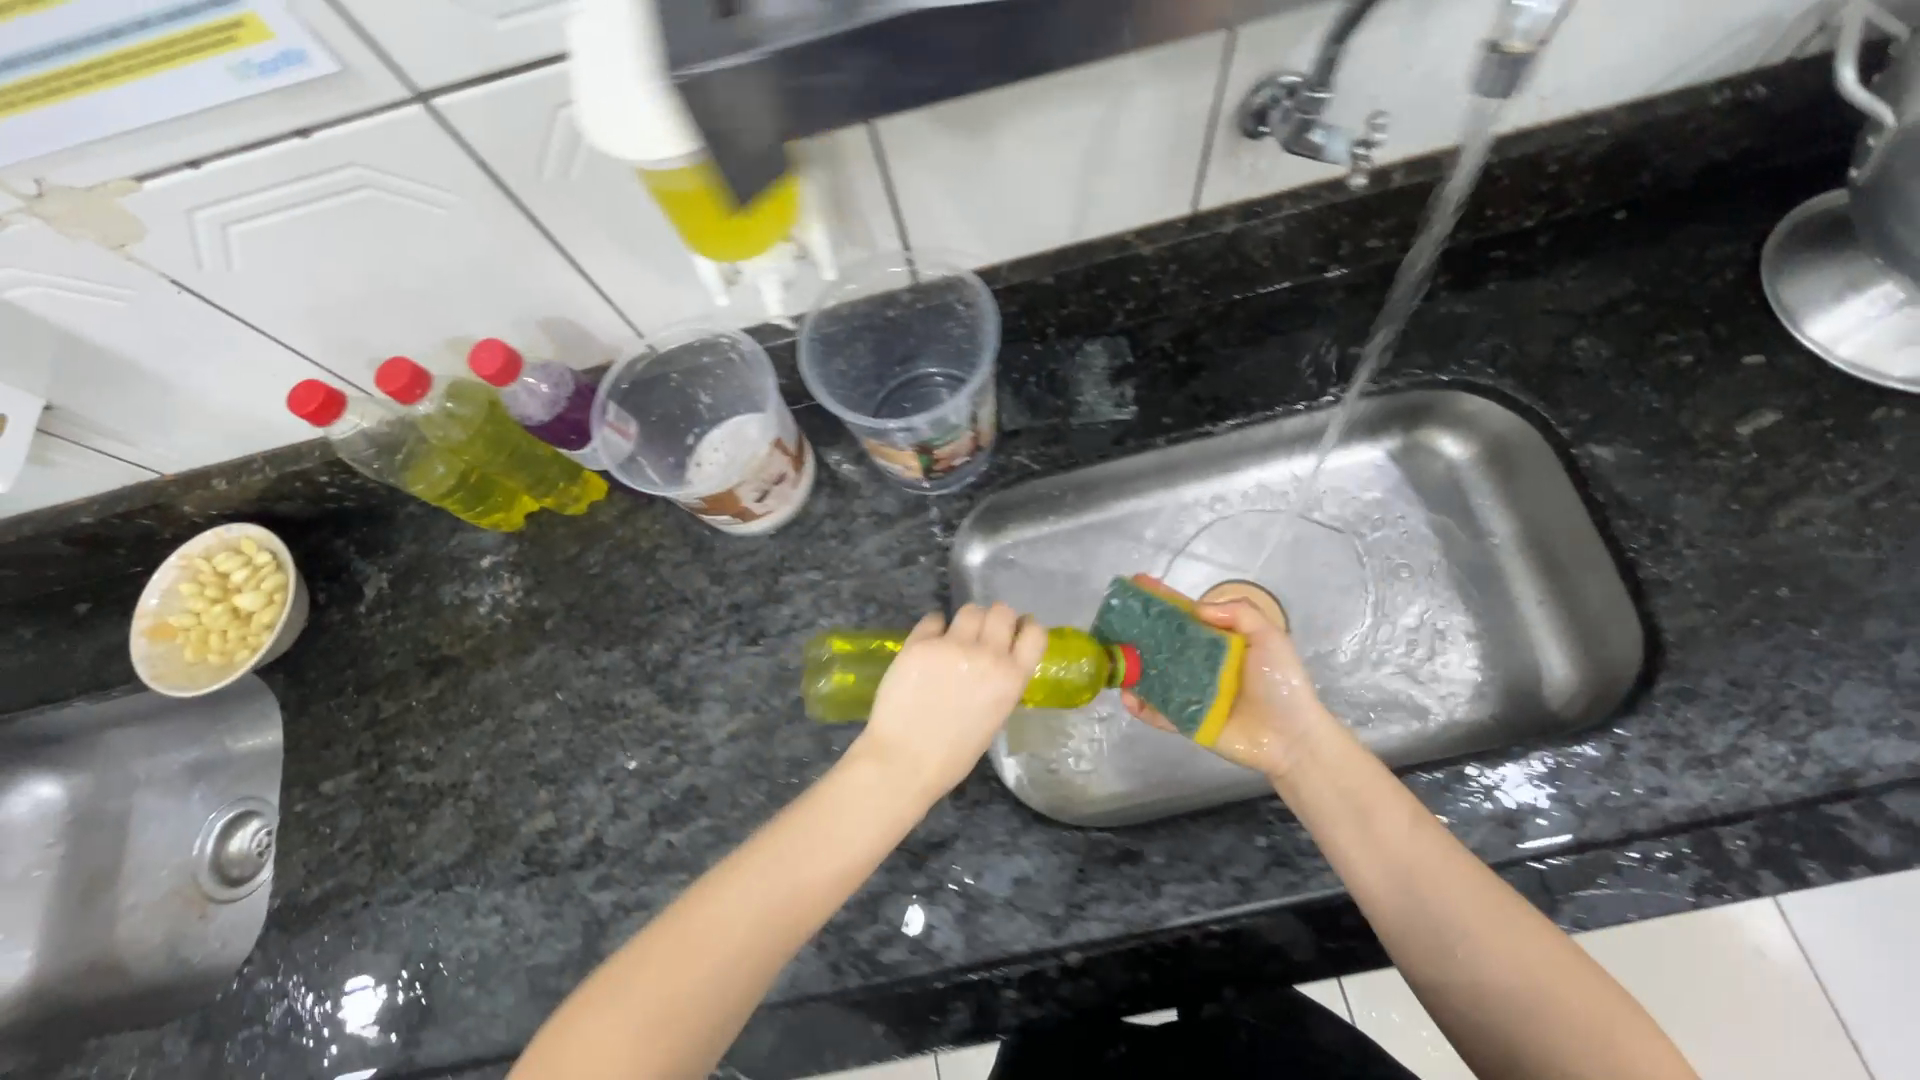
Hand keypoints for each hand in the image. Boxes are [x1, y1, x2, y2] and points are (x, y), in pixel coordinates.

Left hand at [850, 603, 1047, 802]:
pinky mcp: (920, 643)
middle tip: (982, 633)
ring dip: (966, 620)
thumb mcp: (994, 718)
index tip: (1015, 630)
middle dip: (995, 618)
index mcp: (1011, 679)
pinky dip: (934, 627)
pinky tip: (929, 644)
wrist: (905, 761)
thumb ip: (999, 683)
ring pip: (969, 610)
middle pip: (1002, 611)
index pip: (1035, 633)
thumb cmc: (953, 754)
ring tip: (955, 637)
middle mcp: (988, 655)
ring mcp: (953, 646)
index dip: (1025, 627)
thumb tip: (993, 662)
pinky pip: (933, 619)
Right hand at [1119, 582, 1337, 779]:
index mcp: (1218, 642)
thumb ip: (1238, 613)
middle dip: (1137, 630)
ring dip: (1132, 667)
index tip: (1138, 583)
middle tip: (1113, 620)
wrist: (1292, 738)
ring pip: (1153, 676)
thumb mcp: (1270, 637)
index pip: (1185, 616)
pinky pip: (1157, 712)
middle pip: (1162, 643)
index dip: (1163, 600)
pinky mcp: (1185, 722)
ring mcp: (1189, 694)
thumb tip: (1195, 609)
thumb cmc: (1282, 683)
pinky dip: (1140, 706)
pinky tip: (1128, 696)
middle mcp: (1199, 665)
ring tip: (1115, 657)